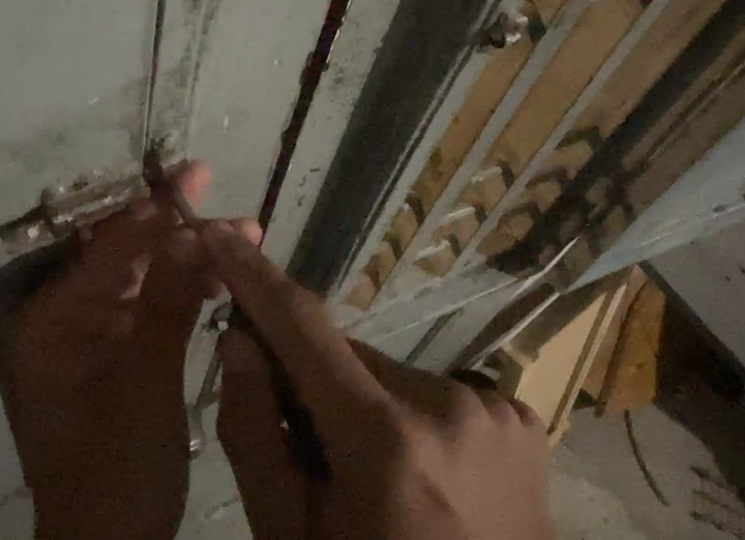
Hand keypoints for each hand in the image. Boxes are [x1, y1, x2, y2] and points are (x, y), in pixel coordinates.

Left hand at [0, 163, 257, 539]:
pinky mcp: (113, 364)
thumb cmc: (116, 469)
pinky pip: (147, 314)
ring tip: (242, 240)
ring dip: (186, 262)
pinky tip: (220, 281)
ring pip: (141, 283)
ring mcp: (88, 343)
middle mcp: (63, 320)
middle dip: (178, 233)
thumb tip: (193, 229)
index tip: (199, 172)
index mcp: (52, 318)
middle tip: (233, 212)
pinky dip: (181, 296)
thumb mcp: (145, 381)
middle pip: (125, 258)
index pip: (110, 246)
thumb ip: (167, 300)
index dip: (157, 208)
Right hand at [202, 222, 554, 539]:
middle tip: (309, 447)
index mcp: (384, 440)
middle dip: (317, 384)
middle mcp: (447, 405)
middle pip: (348, 360)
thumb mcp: (290, 534)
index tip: (218, 233)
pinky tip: (429, 479)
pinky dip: (420, 421)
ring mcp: (496, 412)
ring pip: (393, 377)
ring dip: (369, 405)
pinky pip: (442, 397)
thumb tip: (238, 339)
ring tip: (379, 481)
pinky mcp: (526, 422)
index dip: (255, 278)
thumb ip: (253, 435)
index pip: (302, 327)